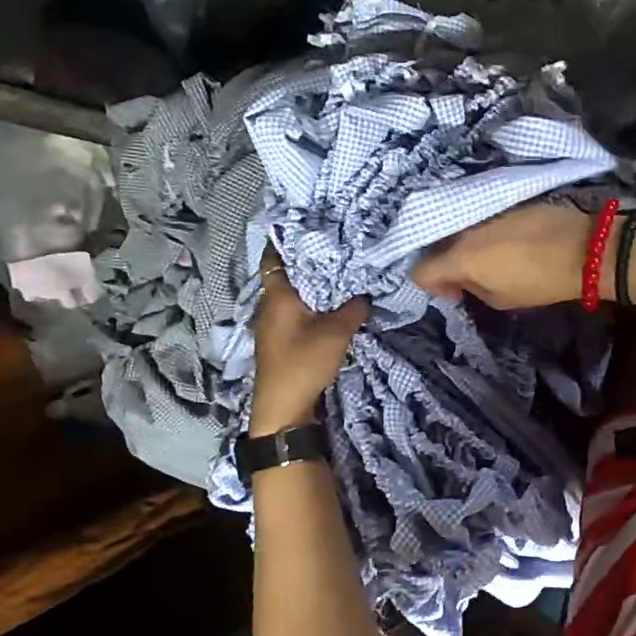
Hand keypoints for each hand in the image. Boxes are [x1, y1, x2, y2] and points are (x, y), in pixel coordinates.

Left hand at [250, 252, 367, 434]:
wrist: (284, 410)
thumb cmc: (303, 364)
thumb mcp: (336, 333)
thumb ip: (353, 309)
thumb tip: (364, 293)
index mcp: (277, 298)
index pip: (274, 258)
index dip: (287, 239)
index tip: (309, 225)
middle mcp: (271, 307)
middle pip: (287, 274)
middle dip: (308, 260)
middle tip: (336, 245)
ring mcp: (275, 325)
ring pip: (294, 294)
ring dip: (312, 283)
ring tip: (341, 270)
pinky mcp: (283, 340)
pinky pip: (298, 310)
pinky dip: (313, 302)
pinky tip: (334, 302)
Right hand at [412, 203, 592, 309]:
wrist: (583, 247)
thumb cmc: (541, 281)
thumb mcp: (502, 299)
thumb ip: (473, 289)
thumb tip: (464, 281)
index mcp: (460, 256)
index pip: (421, 270)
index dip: (432, 286)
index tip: (455, 294)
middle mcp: (466, 229)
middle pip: (439, 246)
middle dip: (449, 265)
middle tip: (473, 280)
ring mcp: (486, 212)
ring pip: (462, 231)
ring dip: (470, 248)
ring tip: (495, 261)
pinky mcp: (507, 203)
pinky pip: (484, 221)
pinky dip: (488, 234)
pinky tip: (511, 244)